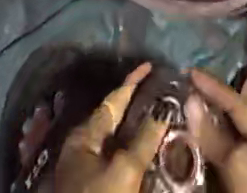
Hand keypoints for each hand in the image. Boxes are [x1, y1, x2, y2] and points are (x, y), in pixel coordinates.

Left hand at [52, 63, 167, 192]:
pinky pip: (115, 160)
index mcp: (84, 137)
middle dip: (136, 105)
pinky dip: (131, 151)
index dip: (133, 81)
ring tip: (160, 117)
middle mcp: (82, 148)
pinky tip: (148, 151)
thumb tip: (165, 106)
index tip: (152, 66)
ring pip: (115, 141)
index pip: (113, 100)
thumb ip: (145, 137)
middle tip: (161, 92)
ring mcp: (84, 171)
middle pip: (113, 119)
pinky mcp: (92, 188)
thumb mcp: (125, 170)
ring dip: (135, 130)